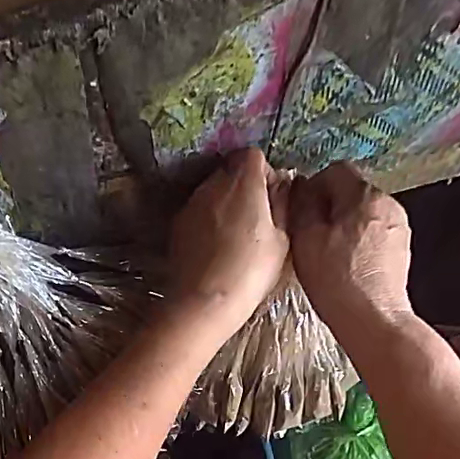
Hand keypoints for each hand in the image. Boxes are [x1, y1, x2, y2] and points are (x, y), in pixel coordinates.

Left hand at [166, 148, 289, 339]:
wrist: (202, 302)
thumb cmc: (249, 271)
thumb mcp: (282, 239)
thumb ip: (284, 206)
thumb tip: (283, 187)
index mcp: (242, 182)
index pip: (252, 156)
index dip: (264, 173)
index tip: (272, 197)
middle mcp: (211, 186)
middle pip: (229, 171)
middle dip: (244, 187)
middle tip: (256, 217)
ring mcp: (190, 206)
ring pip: (211, 192)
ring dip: (224, 204)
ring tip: (236, 236)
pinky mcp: (176, 227)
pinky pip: (197, 213)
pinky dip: (207, 222)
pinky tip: (216, 248)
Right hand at [286, 161, 413, 339]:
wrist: (374, 318)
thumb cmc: (336, 280)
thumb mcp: (306, 240)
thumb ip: (303, 206)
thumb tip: (302, 187)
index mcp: (365, 196)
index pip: (335, 170)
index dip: (312, 187)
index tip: (300, 212)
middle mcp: (388, 203)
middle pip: (351, 191)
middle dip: (328, 207)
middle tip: (309, 236)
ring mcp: (398, 225)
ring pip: (361, 212)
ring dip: (342, 225)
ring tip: (326, 253)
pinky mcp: (401, 247)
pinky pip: (372, 231)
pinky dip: (356, 241)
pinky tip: (345, 265)